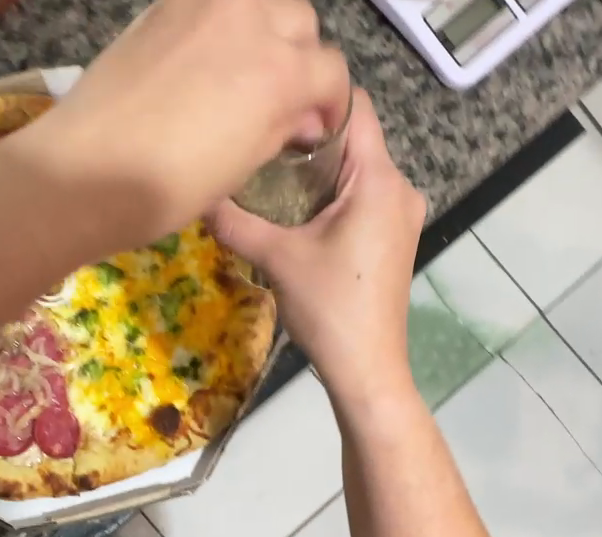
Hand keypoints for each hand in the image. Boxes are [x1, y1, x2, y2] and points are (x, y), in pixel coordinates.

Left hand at [10, 0, 350, 251]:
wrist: (85, 172)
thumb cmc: (166, 191)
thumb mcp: (238, 170)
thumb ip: (279, 130)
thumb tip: (303, 116)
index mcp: (281, 75)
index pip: (331, 71)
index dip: (329, 104)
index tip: (314, 126)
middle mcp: (253, 21)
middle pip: (301, 23)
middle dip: (299, 59)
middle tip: (276, 98)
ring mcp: (208, 4)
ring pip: (263, 0)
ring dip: (265, 29)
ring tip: (242, 69)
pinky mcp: (168, 4)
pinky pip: (214, 2)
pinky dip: (222, 22)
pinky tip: (204, 57)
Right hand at [209, 90, 425, 408]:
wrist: (366, 368)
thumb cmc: (329, 309)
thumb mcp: (278, 260)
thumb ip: (237, 225)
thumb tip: (200, 199)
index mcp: (378, 179)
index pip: (351, 108)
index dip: (310, 101)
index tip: (269, 117)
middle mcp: (400, 187)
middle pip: (352, 141)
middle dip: (307, 144)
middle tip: (260, 157)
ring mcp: (402, 215)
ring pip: (356, 173)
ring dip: (317, 176)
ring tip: (272, 189)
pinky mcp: (395, 239)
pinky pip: (362, 200)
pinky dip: (332, 201)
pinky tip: (299, 221)